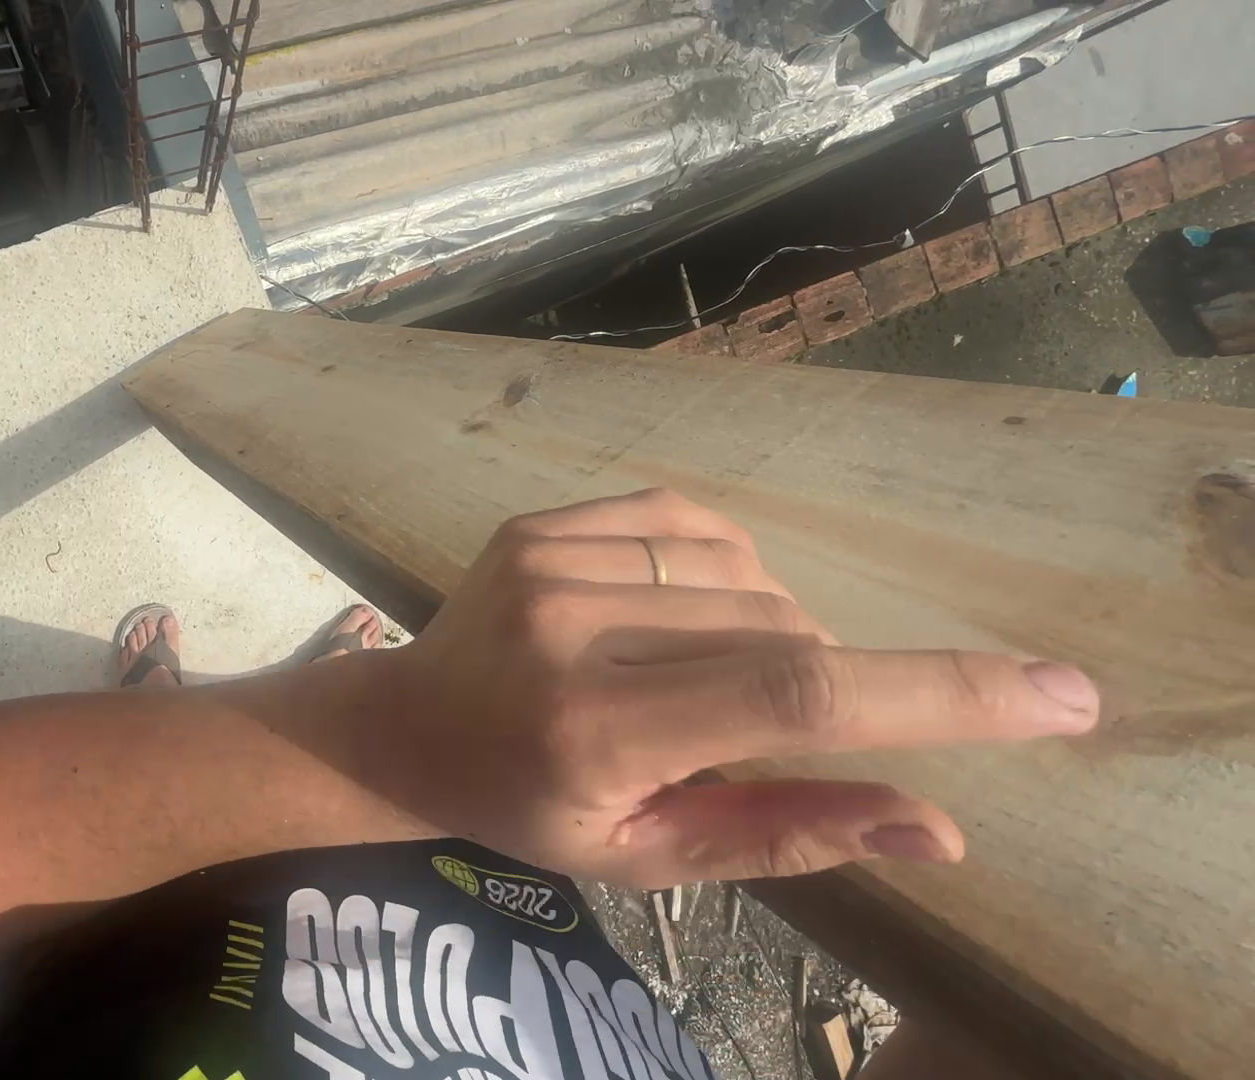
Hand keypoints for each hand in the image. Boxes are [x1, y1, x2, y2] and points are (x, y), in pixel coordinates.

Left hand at [383, 489, 1099, 887]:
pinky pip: (683, 519)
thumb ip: (778, 833)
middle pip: (775, 629)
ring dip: (763, 620)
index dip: (935, 695)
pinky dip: (719, 564)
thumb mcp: (639, 852)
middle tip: (738, 716)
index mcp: (592, 729)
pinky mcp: (536, 524)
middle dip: (810, 674)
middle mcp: (567, 627)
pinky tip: (676, 606)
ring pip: (741, 570)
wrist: (410, 725)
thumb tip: (939, 823)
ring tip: (696, 667)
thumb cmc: (520, 801)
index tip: (1061, 695)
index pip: (788, 697)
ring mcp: (545, 560)